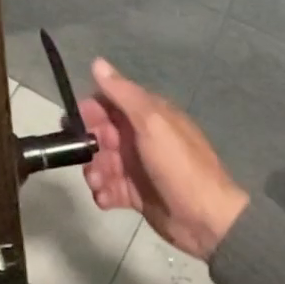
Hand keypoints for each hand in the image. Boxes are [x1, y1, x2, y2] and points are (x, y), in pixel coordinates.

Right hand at [79, 59, 248, 258]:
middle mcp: (139, 137)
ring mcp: (137, 167)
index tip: (77, 125)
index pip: (108, 103)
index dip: (90, 112)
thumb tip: (97, 62)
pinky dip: (103, 192)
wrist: (207, 221)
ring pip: (101, 162)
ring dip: (94, 171)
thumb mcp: (152, 124)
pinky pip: (109, 187)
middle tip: (89, 160)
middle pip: (99, 134)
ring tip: (100, 184)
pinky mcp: (135, 194)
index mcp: (146, 115)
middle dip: (88, 147)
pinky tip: (106, 199)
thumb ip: (123, 94)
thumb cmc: (179, 166)